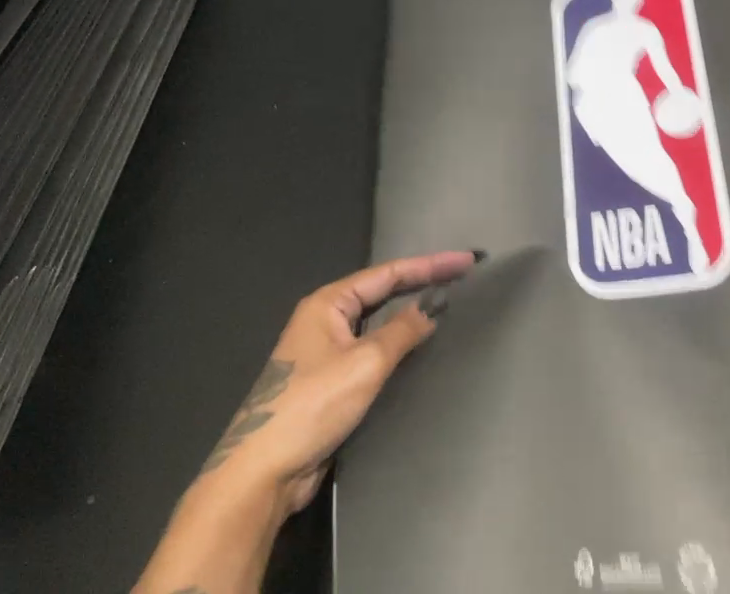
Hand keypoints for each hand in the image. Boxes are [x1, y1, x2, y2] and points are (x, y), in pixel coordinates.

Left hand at [197, 249, 479, 515]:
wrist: (264, 469)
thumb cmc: (313, 405)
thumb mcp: (365, 363)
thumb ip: (402, 331)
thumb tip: (430, 308)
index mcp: (328, 303)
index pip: (387, 273)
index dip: (429, 265)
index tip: (465, 260)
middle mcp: (324, 319)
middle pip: (381, 292)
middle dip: (421, 282)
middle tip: (461, 276)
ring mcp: (325, 350)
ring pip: (377, 321)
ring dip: (409, 312)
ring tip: (447, 303)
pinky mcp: (330, 380)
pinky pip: (371, 349)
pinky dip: (397, 342)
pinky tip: (418, 346)